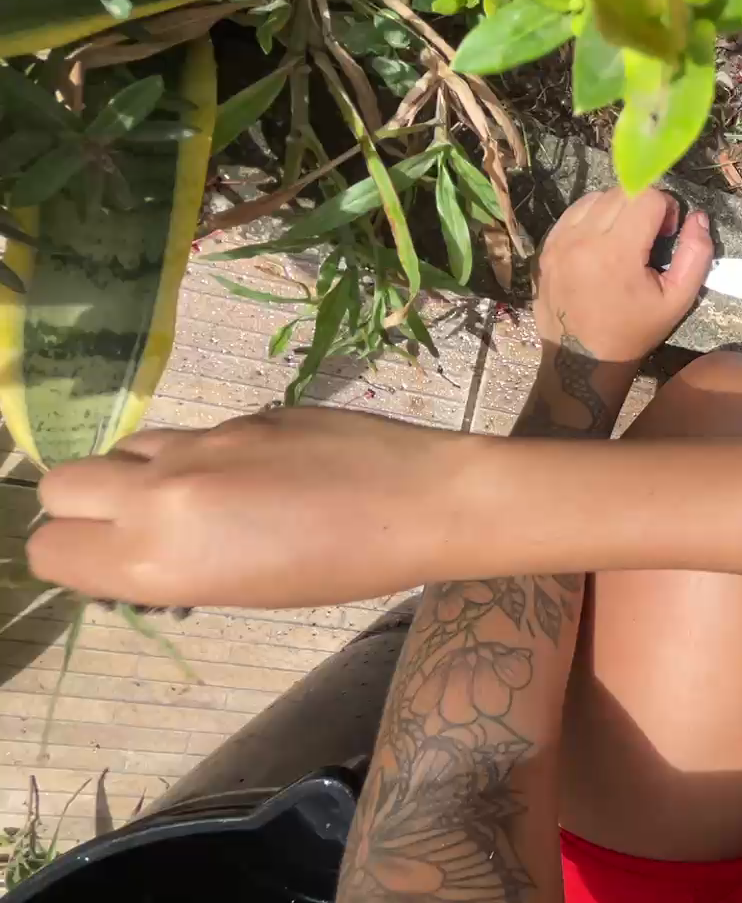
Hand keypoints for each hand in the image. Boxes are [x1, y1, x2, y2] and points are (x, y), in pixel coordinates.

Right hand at [29, 410, 475, 607]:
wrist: (434, 500)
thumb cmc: (356, 564)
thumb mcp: (251, 587)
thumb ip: (177, 560)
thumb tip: (144, 541)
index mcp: (155, 557)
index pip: (51, 548)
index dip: (83, 551)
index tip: (122, 553)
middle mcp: (164, 494)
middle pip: (67, 482)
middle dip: (98, 499)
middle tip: (158, 514)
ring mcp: (213, 442)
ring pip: (137, 444)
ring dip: (157, 465)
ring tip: (222, 486)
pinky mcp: (260, 411)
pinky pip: (212, 428)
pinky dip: (224, 446)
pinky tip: (284, 463)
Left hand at [534, 186, 712, 362]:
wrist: (582, 358)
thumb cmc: (635, 331)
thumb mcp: (678, 300)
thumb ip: (696, 255)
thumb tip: (698, 218)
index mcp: (616, 252)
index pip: (646, 197)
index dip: (667, 208)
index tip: (667, 234)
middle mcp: (582, 238)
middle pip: (621, 192)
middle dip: (644, 206)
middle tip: (651, 237)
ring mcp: (558, 241)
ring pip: (596, 197)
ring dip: (618, 209)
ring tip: (626, 239)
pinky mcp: (546, 246)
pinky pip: (575, 212)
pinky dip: (595, 218)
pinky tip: (604, 244)